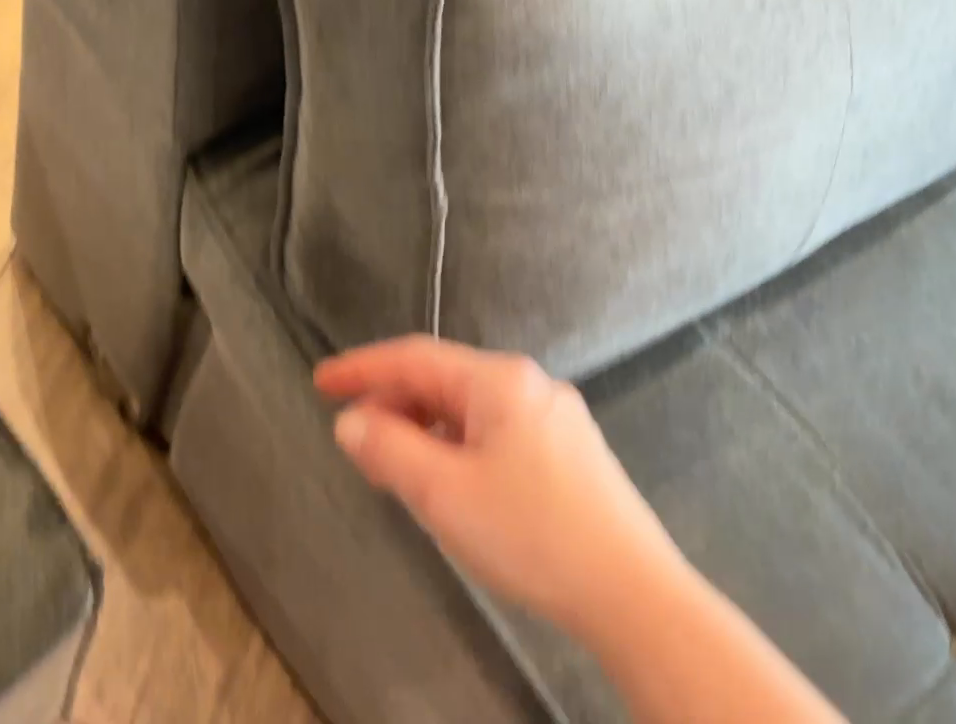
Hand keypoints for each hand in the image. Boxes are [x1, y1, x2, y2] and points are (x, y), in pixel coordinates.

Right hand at [316, 337, 686, 634]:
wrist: (635, 598)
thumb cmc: (530, 534)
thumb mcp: (441, 491)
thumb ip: (387, 447)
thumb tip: (350, 422)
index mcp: (499, 381)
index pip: (413, 358)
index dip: (361, 369)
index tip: (320, 383)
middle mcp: (530, 386)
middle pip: (442, 382)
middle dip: (392, 407)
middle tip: (355, 443)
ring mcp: (556, 419)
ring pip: (468, 411)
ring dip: (422, 431)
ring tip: (394, 469)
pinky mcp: (570, 454)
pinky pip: (493, 434)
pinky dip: (455, 447)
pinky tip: (447, 482)